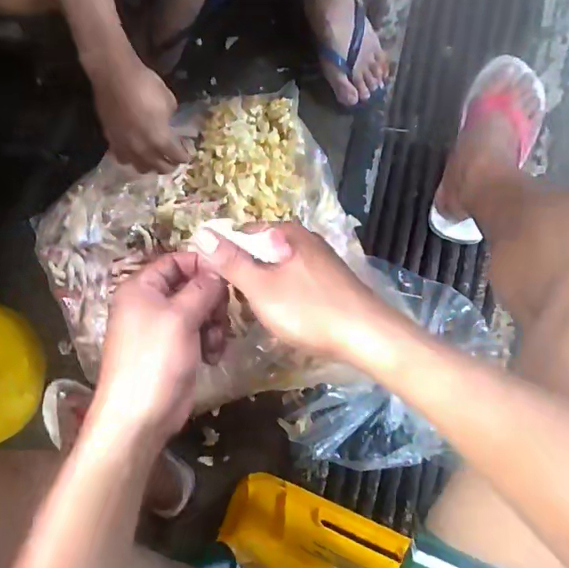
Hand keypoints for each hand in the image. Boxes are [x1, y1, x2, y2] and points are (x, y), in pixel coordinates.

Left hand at [88, 252, 227, 446]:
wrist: (141, 416)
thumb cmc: (155, 359)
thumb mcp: (180, 316)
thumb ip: (203, 288)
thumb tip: (218, 270)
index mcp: (141, 287)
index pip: (175, 260)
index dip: (202, 265)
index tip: (228, 275)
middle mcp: (150, 303)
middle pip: (192, 285)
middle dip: (212, 300)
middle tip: (220, 316)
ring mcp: (163, 327)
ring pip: (201, 310)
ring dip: (214, 323)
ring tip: (214, 343)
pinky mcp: (175, 349)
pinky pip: (199, 332)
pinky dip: (209, 340)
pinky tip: (212, 357)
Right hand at [94, 64, 188, 173]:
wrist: (114, 76)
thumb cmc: (146, 85)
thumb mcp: (169, 101)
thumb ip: (169, 119)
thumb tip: (166, 123)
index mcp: (160, 140)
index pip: (176, 157)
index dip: (183, 157)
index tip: (186, 155)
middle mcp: (142, 149)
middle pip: (159, 167)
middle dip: (169, 165)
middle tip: (173, 160)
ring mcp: (124, 146)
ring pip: (140, 167)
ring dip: (149, 166)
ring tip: (154, 159)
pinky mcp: (110, 140)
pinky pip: (122, 158)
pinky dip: (131, 159)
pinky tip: (134, 153)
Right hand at [192, 223, 402, 362]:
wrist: (366, 334)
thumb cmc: (309, 310)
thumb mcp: (261, 287)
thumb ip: (232, 262)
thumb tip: (202, 233)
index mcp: (287, 233)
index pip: (242, 233)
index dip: (224, 256)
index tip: (214, 282)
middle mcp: (305, 239)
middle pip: (261, 251)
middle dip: (245, 274)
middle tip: (235, 303)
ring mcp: (320, 259)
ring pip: (278, 269)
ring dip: (264, 288)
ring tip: (259, 313)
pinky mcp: (330, 281)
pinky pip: (295, 281)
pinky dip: (285, 295)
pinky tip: (285, 316)